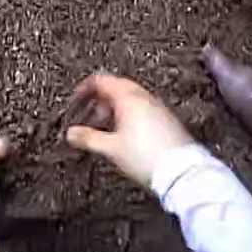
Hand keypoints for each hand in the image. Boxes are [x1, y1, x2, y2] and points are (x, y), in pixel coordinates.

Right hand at [62, 73, 195, 186]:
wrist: (180, 171)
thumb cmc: (147, 157)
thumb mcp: (111, 148)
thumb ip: (88, 138)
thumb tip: (71, 133)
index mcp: (128, 97)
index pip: (102, 80)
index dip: (86, 88)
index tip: (76, 97)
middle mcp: (144, 97)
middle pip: (117, 86)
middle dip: (100, 97)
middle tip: (88, 110)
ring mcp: (157, 107)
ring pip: (130, 97)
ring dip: (114, 106)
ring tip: (104, 124)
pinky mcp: (166, 119)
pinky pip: (142, 107)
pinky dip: (129, 113)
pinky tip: (125, 131)